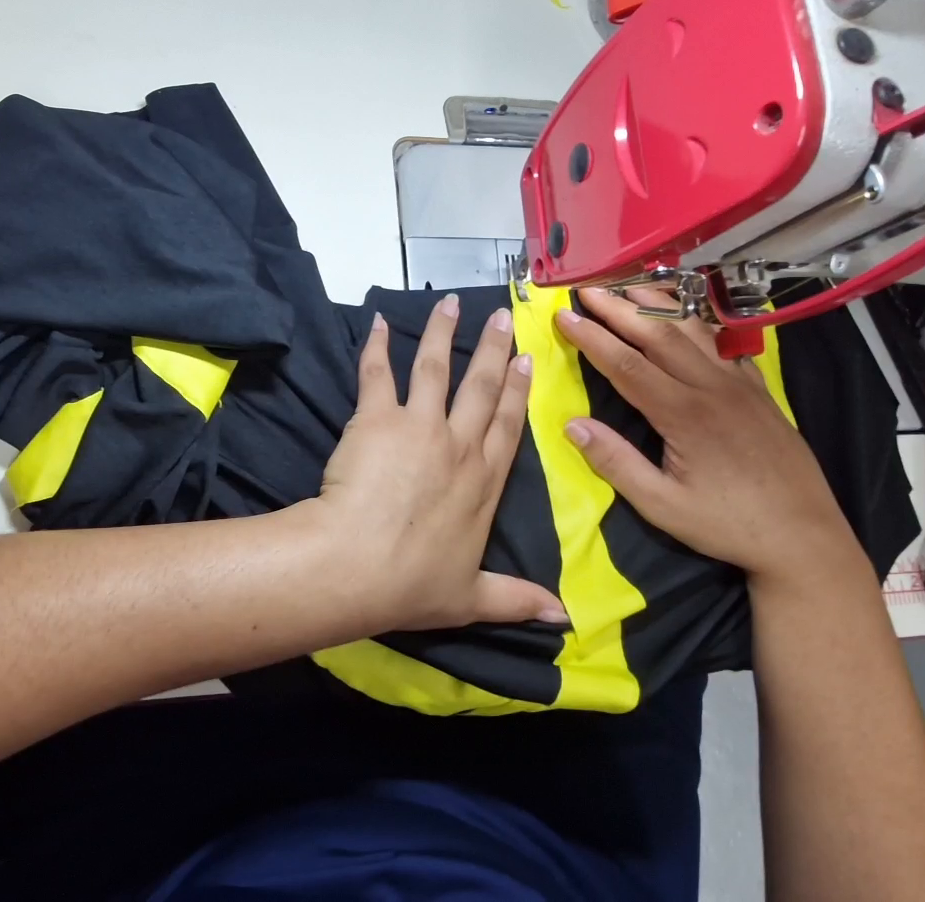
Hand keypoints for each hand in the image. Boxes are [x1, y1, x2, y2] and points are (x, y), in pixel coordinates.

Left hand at [316, 295, 563, 630]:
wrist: (358, 565)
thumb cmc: (414, 584)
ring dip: (444, 333)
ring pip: (437, 368)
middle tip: (501, 317)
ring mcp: (420, 426)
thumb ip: (517, 600)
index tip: (526, 361)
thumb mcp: (472, 598)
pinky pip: (379, 374)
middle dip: (492, 349)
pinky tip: (379, 324)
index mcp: (484, 483)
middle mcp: (459, 446)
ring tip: (450, 303)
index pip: (508, 427)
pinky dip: (379, 347)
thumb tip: (566, 620)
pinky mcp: (377, 419)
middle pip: (481, 387)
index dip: (517, 392)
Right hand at [554, 289, 860, 585]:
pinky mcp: (757, 390)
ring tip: (627, 286)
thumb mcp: (662, 506)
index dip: (592, 338)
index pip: (627, 365)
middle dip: (618, 309)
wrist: (804, 537)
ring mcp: (739, 385)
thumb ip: (616, 464)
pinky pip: (723, 343)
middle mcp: (712, 389)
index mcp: (684, 415)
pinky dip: (698, 320)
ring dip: (657, 304)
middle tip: (586, 290)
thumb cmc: (726, 525)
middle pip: (658, 335)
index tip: (563, 317)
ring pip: (693, 331)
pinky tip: (684, 313)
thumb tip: (572, 425)